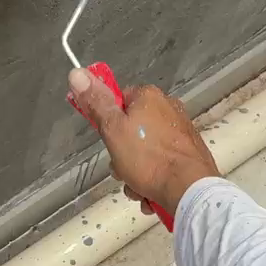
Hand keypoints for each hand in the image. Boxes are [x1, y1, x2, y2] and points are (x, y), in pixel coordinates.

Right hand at [68, 68, 217, 215]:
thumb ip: (96, 103)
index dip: (108, 122)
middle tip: (122, 169)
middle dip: (122, 156)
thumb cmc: (148, 158)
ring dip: (134, 173)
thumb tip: (76, 73)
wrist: (189, 188)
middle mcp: (168, 109)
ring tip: (137, 186)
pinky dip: (151, 180)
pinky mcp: (187, 154)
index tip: (107, 140)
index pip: (118, 101)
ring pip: (144, 152)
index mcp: (149, 97)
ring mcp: (180, 133)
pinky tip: (150, 192)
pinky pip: (160, 165)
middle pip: (131, 130)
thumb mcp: (113, 130)